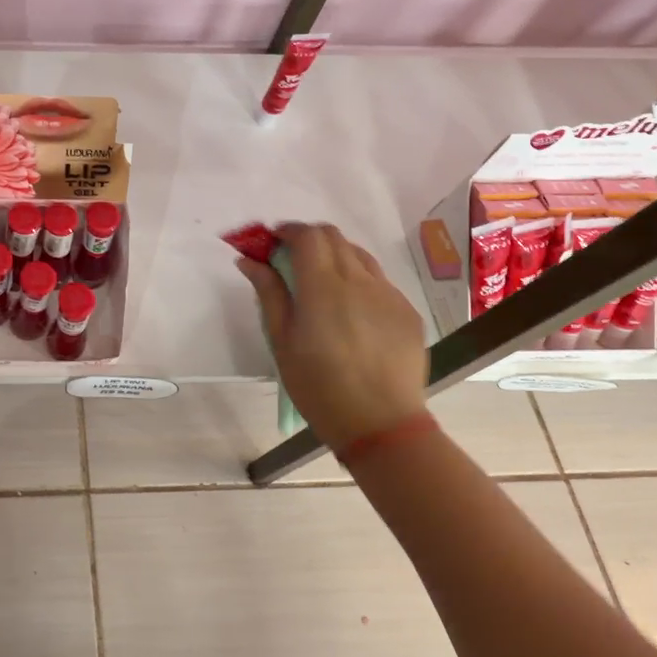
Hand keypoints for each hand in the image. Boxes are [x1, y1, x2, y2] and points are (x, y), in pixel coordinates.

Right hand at [237, 222, 428, 450]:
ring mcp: (388, 294)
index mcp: (323, 287)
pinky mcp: (407, 311)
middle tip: (292, 260)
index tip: (273, 242)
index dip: (287, 231)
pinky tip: (352, 314)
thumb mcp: (282, 342)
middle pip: (333, 236)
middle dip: (309, 239)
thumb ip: (269, 294)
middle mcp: (359, 281)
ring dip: (335, 256)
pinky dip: (359, 282)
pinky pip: (379, 282)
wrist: (382, 425)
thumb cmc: (320, 387)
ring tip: (322, 285)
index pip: (307, 235)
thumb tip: (249, 260)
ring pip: (359, 256)